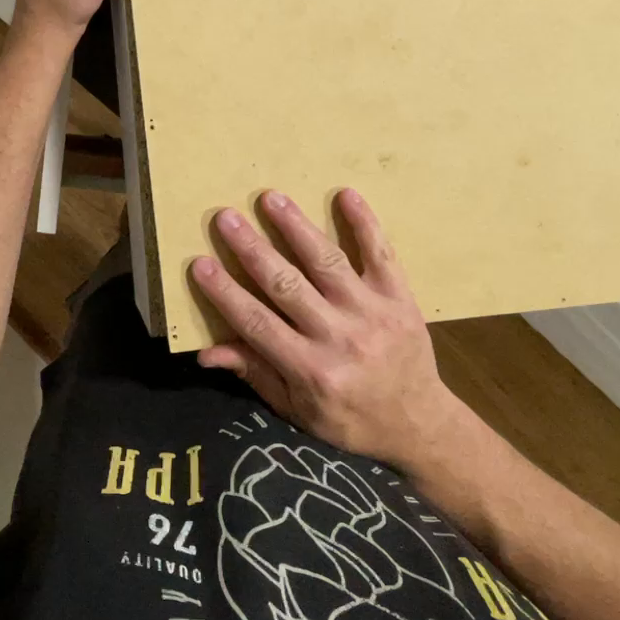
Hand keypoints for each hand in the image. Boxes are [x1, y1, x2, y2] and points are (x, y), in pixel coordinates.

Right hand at [191, 189, 474, 473]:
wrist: (420, 425)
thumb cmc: (348, 419)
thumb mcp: (296, 410)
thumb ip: (254, 373)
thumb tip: (204, 353)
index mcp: (311, 371)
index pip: (257, 324)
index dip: (226, 293)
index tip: (199, 263)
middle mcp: (340, 338)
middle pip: (287, 286)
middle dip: (252, 250)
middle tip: (225, 218)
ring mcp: (373, 314)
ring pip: (327, 263)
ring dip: (297, 228)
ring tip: (271, 198)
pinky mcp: (400, 298)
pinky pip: (381, 255)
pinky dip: (365, 224)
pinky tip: (345, 195)